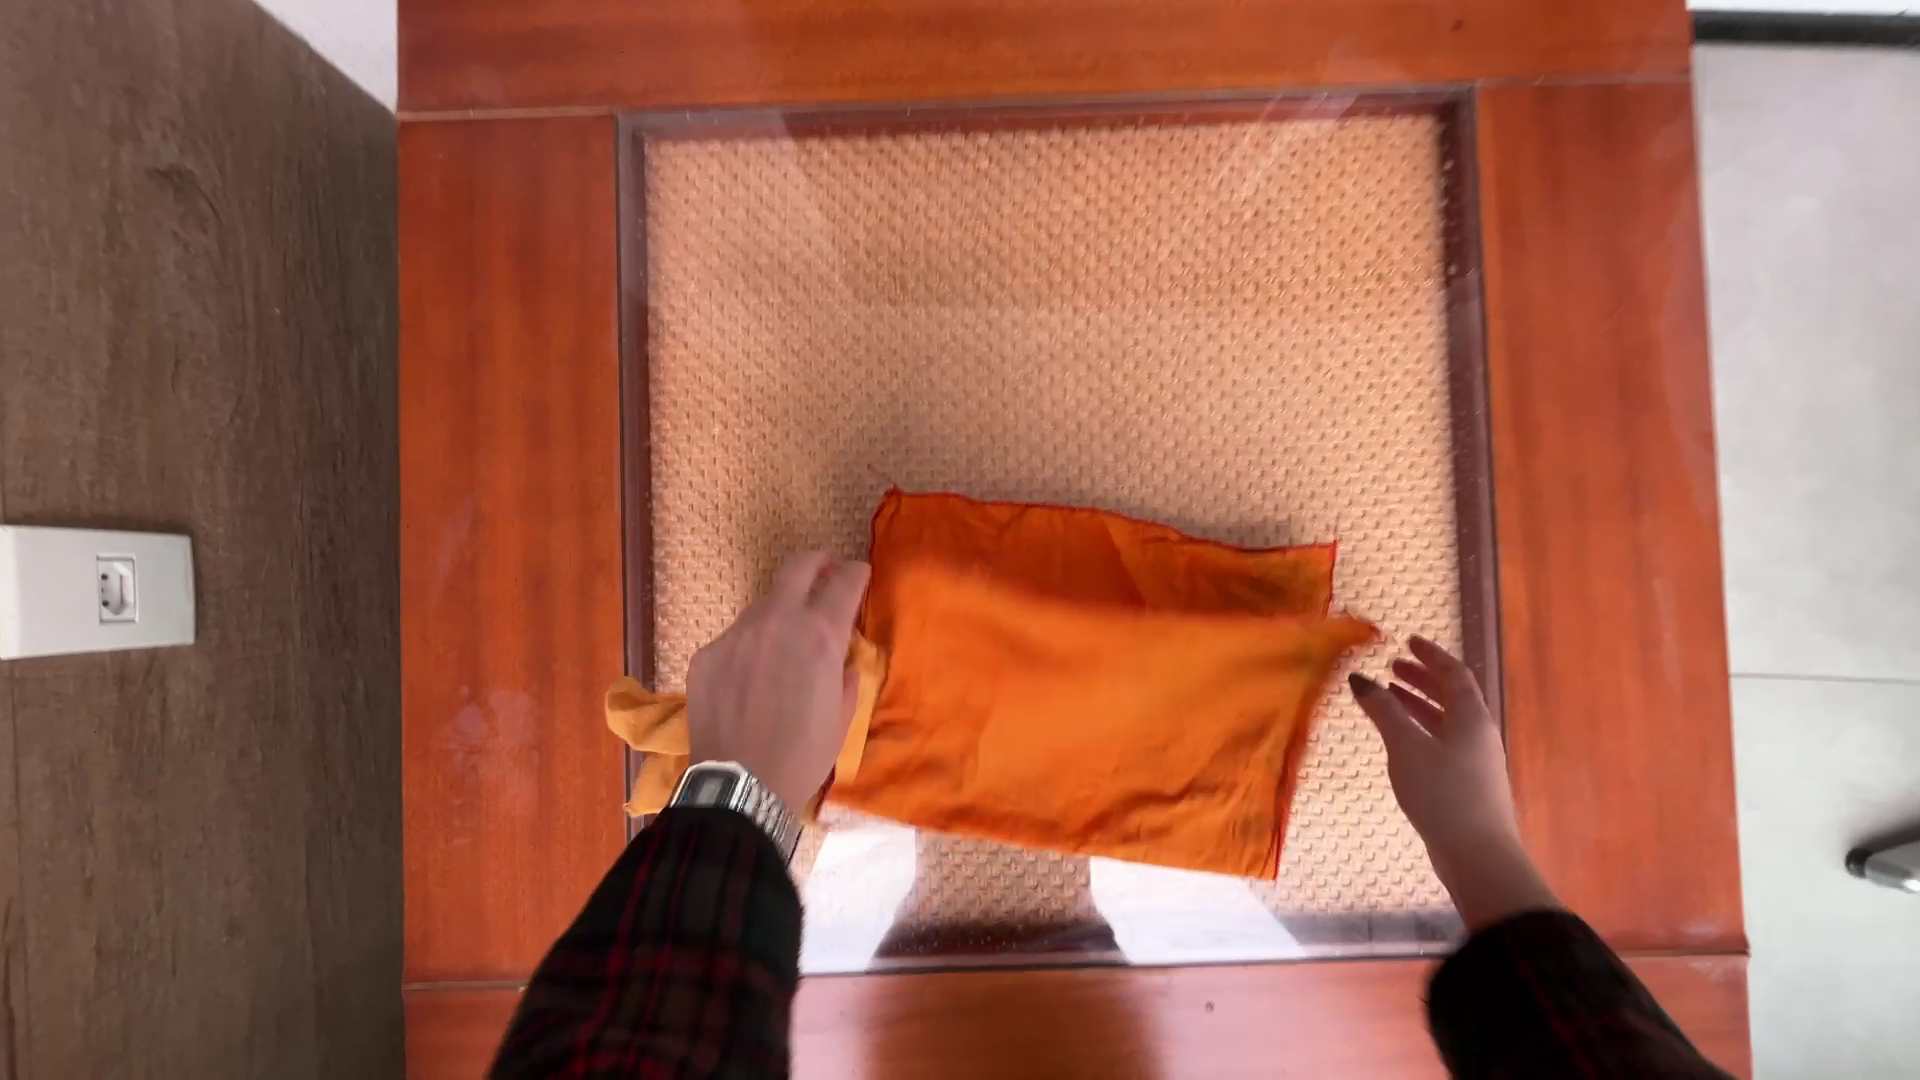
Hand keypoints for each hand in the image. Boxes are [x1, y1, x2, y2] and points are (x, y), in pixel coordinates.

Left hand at [687, 551, 871, 810]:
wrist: (740, 786)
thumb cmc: (804, 755)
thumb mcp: (843, 714)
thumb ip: (844, 673)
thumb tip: (839, 657)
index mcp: (820, 635)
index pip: (844, 581)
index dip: (857, 573)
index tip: (859, 574)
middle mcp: (778, 622)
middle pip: (798, 566)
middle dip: (817, 562)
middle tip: (824, 572)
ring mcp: (737, 634)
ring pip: (764, 603)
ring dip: (781, 611)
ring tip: (784, 642)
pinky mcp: (708, 653)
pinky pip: (736, 637)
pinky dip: (751, 647)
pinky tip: (751, 678)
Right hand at [1349, 636, 1557, 930]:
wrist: (1478, 856)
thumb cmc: (1443, 793)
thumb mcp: (1406, 746)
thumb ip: (1383, 711)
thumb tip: (1360, 679)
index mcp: (1471, 719)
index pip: (1454, 675)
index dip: (1432, 655)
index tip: (1408, 641)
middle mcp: (1477, 735)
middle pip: (1452, 696)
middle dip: (1422, 678)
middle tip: (1393, 666)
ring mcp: (1474, 761)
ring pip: (1445, 720)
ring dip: (1418, 704)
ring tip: (1389, 697)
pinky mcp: (1464, 783)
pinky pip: (1440, 741)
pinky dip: (1418, 728)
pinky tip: (1399, 738)